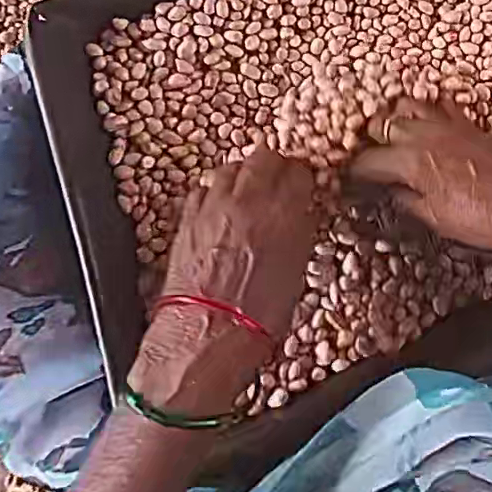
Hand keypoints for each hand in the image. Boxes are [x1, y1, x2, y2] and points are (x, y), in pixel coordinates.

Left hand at [128, 147, 316, 416]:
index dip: (303, 175)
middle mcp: (248, 201)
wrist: (206, 334)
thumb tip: (301, 214)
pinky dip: (215, 192)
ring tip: (247, 189)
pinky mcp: (188, 216)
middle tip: (278, 176)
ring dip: (243, 174)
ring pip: (231, 167)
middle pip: (264, 157)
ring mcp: (214, 205)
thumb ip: (299, 231)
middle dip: (274, 164)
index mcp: (283, 213)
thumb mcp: (296, 271)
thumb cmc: (258, 314)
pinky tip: (220, 206)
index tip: (303, 182)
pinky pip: (204, 188)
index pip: (299, 172)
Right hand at [348, 100, 491, 251]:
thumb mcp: (439, 220)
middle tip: (364, 158)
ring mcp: (446, 124)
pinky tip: (421, 124)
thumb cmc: (487, 218)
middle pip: (380, 124)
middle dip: (366, 140)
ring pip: (404, 106)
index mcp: (414, 162)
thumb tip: (389, 192)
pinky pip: (436, 104)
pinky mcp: (465, 123)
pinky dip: (424, 110)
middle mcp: (425, 136)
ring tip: (387, 138)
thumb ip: (407, 201)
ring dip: (391, 119)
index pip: (368, 160)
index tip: (347, 180)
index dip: (353, 170)